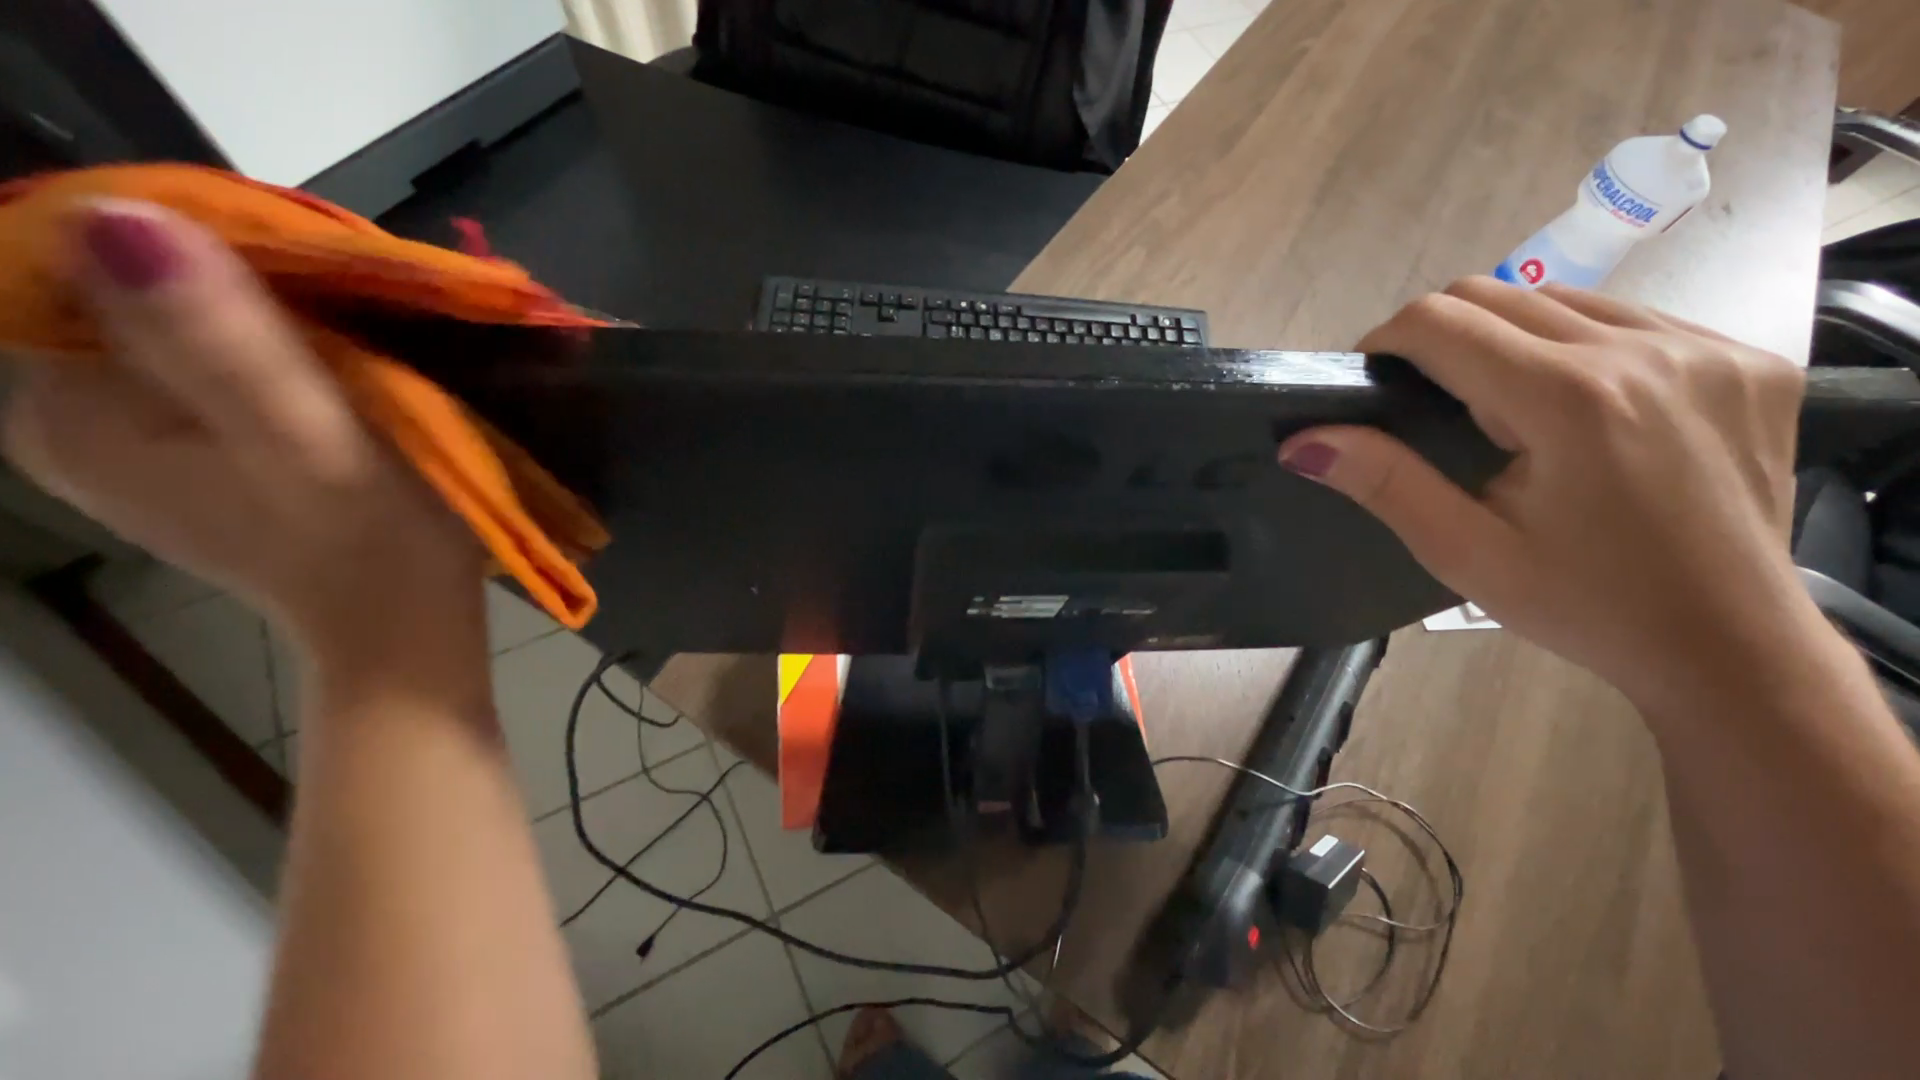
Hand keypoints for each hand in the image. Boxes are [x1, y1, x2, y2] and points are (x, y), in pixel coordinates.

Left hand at [2, 199, 483, 671]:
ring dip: (267, 316)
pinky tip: (333, 376)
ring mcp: (121, 436)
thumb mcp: (306, 440)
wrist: (405, 624)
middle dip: (243, 282)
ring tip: (354, 348)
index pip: (99, 262)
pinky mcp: (178, 450)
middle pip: (140, 289)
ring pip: (182, 322)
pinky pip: (208, 361)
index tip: (316, 278)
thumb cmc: (375, 539)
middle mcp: (66, 416)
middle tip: (351, 320)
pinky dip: (271, 352)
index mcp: (70, 411)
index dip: (210, 244)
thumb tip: (116, 216)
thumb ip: (221, 342)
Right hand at [1279, 277, 1807, 707]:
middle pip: (1496, 293)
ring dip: (1509, 335)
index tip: (1374, 381)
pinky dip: (1580, 343)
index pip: (1442, 320)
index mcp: (1567, 401)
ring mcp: (1707, 348)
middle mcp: (1643, 352)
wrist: (1729, 645)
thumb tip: (1302, 440)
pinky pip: (1632, 317)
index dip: (1387, 341)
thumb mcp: (1466, 553)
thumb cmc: (1585, 606)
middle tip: (1430, 401)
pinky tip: (1578, 403)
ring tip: (1503, 405)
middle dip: (1440, 335)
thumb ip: (1384, 482)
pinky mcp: (1748, 359)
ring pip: (1563, 297)